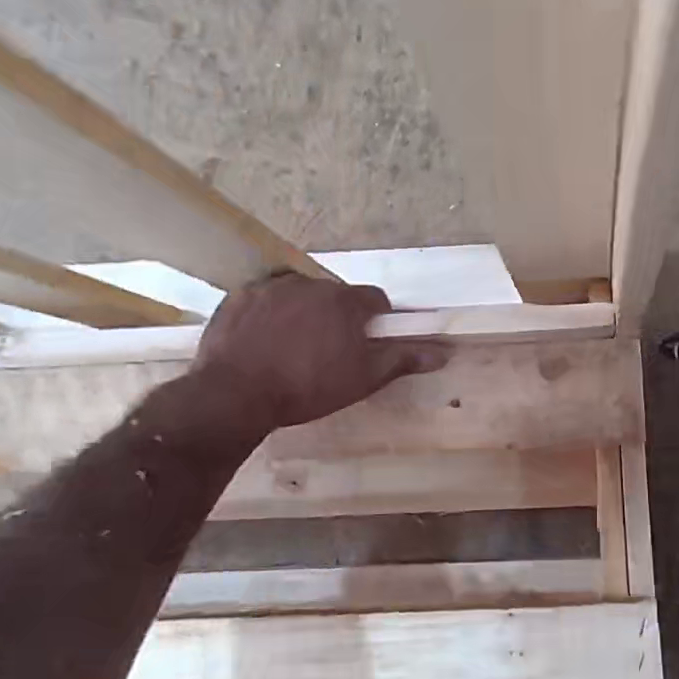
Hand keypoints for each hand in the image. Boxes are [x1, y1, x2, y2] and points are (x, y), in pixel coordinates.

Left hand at [190, 273, 449, 435]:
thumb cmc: (308, 386)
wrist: (235, 395)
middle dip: (336, 317)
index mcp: (344, 300)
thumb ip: (404, 359)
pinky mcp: (237, 297)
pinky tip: (261, 342)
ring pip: (298, 295)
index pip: (374, 300)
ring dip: (301, 313)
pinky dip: (267, 315)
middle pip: (335, 296)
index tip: (368, 341)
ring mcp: (269, 287)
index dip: (376, 320)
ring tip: (291, 348)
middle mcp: (309, 283)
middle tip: (327, 351)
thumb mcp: (364, 378)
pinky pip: (263, 300)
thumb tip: (443, 352)